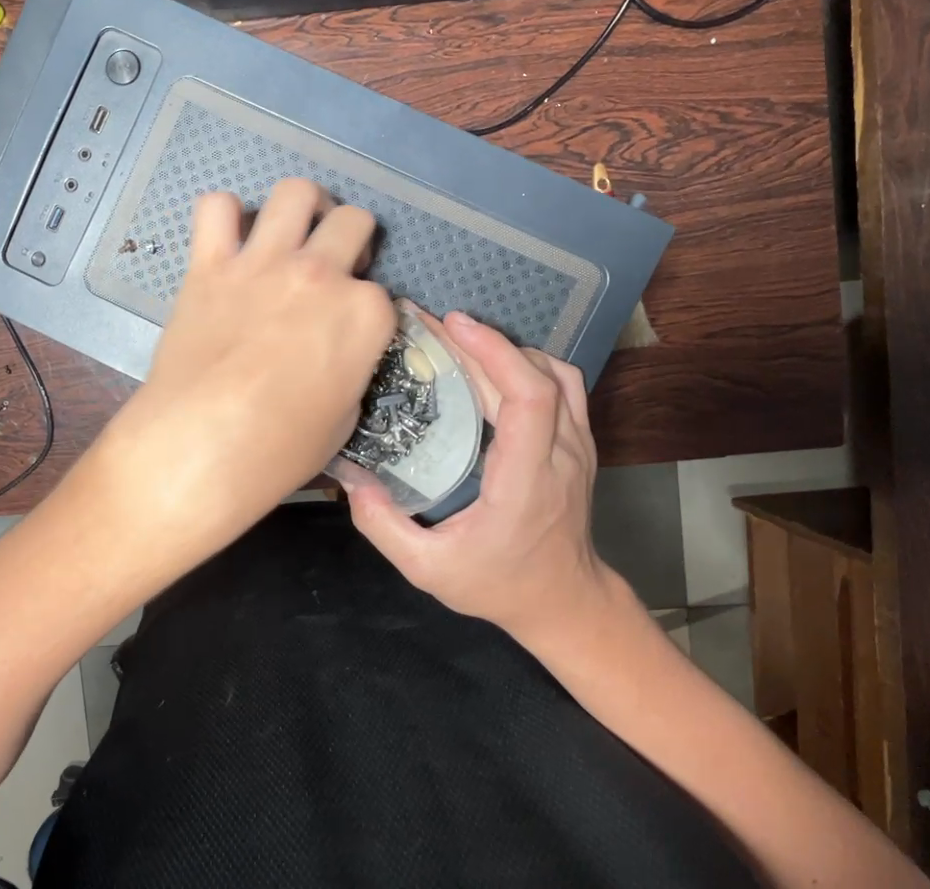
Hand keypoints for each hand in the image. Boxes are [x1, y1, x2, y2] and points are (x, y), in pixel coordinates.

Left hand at [88, 179, 394, 554]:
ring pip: (294, 193)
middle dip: (350, 242)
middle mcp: (320, 274)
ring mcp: (262, 263)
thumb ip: (348, 370)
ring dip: (302, 207)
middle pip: (352, 222)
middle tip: (331, 269)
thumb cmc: (278, 450)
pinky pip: (215, 207)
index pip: (381, 293)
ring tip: (293, 232)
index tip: (349, 331)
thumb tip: (337, 358)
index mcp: (364, 314)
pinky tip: (228, 239)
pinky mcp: (208, 265)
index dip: (366, 313)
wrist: (198, 446)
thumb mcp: (342, 422)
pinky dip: (223, 215)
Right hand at [347, 310, 611, 635]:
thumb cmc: (498, 586)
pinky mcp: (581, 448)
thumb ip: (383, 526)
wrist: (565, 605)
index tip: (453, 326)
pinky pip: (566, 389)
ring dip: (511, 351)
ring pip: (560, 376)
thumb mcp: (427, 569)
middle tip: (435, 324)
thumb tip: (348, 478)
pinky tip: (494, 370)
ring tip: (463, 344)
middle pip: (539, 377)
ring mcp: (579, 449)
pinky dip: (530, 367)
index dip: (495, 353)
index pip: (529, 397)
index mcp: (528, 480)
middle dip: (486, 342)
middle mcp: (562, 456)